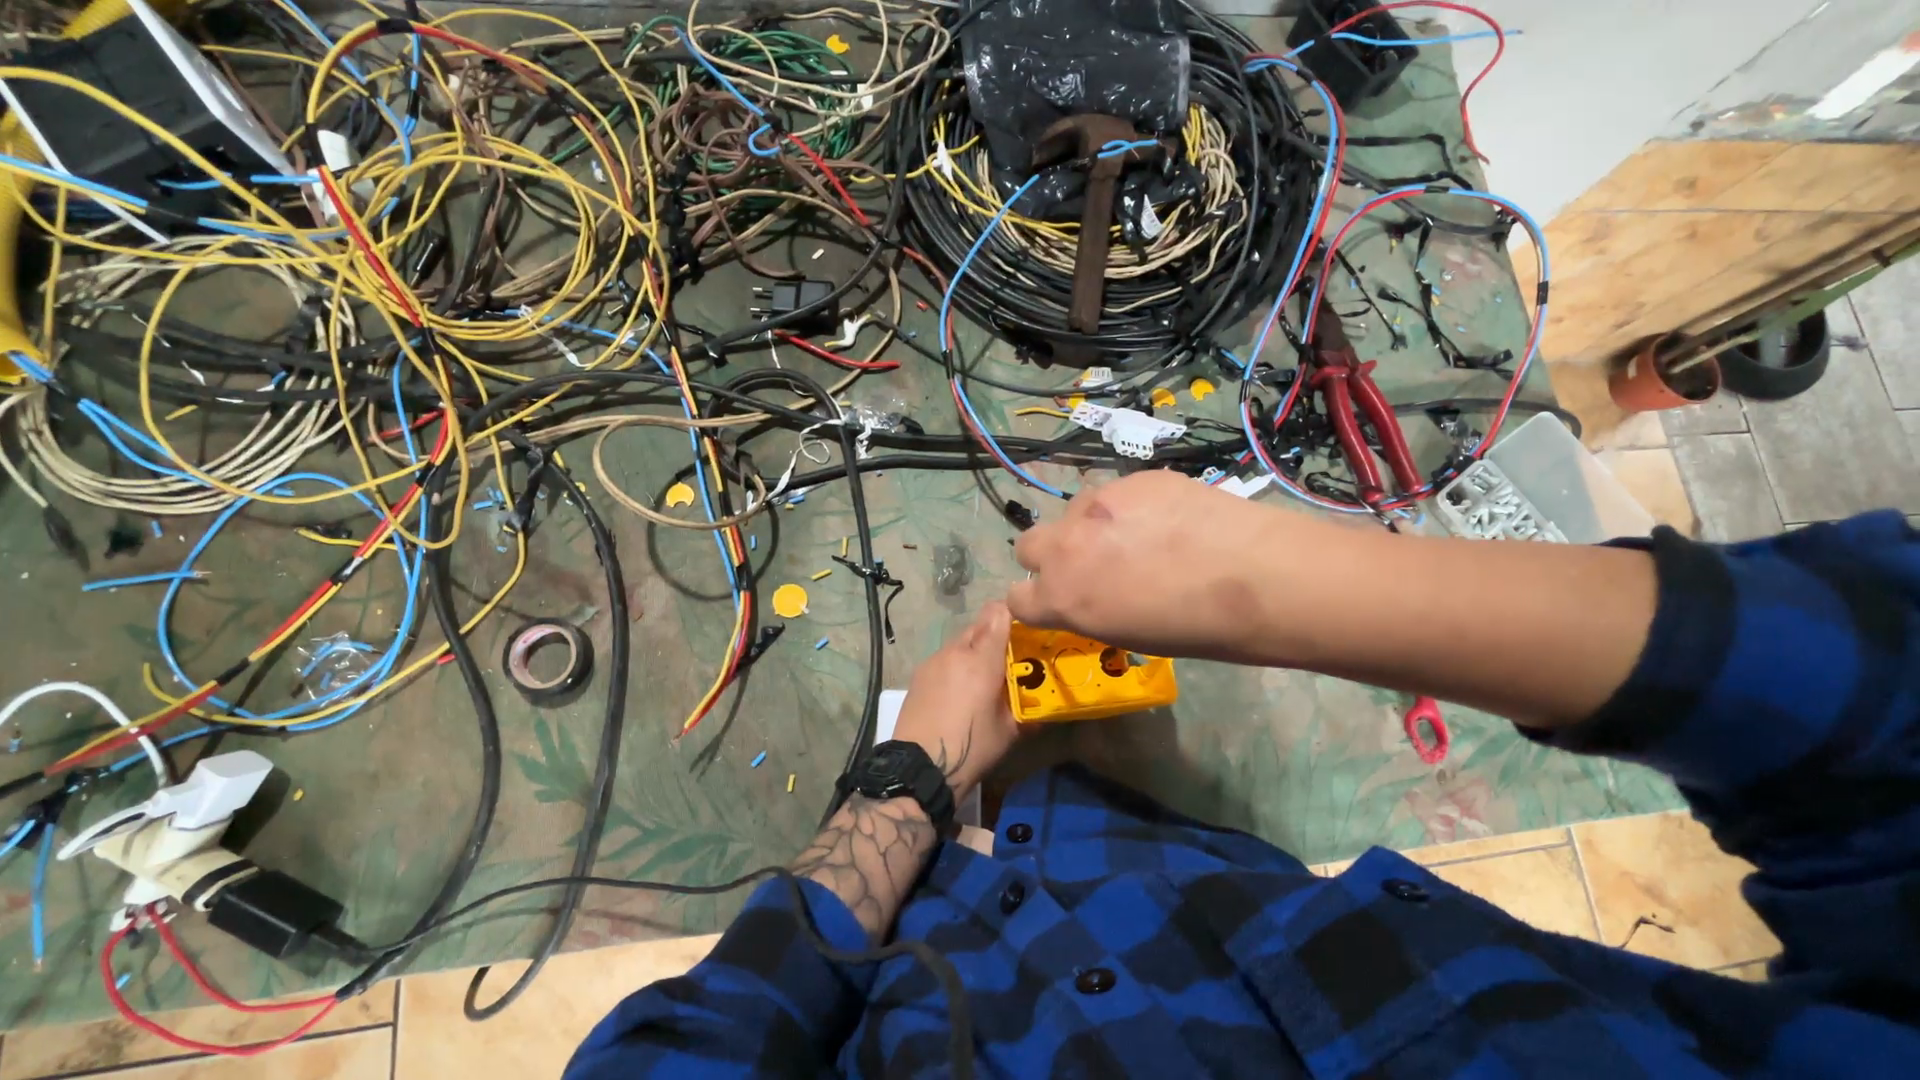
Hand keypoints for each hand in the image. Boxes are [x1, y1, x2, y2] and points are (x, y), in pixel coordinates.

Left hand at [891, 600, 1018, 800]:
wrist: (920, 768)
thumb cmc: (971, 747)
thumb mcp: (1010, 731)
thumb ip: (1027, 706)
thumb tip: (1045, 704)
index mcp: (981, 659)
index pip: (998, 614)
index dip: (1013, 615)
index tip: (1027, 630)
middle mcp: (955, 651)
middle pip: (979, 625)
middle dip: (996, 635)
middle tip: (1010, 658)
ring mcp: (933, 661)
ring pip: (960, 642)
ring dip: (974, 650)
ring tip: (985, 676)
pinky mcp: (919, 675)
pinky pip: (945, 658)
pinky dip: (957, 665)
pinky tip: (962, 690)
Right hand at [1009, 471, 1294, 662]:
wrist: (1256, 576)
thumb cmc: (1198, 629)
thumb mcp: (1129, 635)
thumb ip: (1091, 610)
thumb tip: (1091, 596)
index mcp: (1062, 597)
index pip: (1019, 599)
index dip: (1039, 602)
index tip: (1063, 602)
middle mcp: (1067, 546)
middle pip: (1028, 546)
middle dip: (1052, 558)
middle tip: (1093, 568)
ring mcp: (1099, 505)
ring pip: (1073, 513)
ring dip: (1090, 528)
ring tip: (1139, 539)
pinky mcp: (1134, 479)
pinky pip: (1115, 494)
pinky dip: (1130, 508)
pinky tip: (1170, 520)